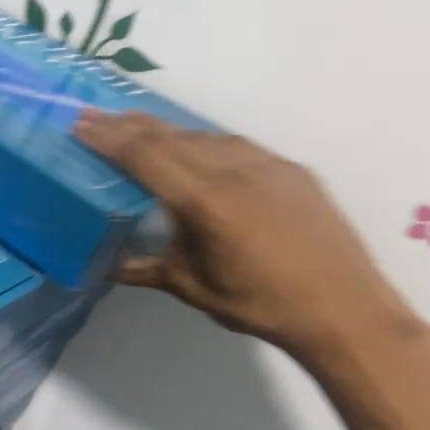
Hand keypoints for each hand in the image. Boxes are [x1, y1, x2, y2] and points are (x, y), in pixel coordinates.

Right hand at [75, 110, 417, 357]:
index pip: (145, 155)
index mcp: (205, 201)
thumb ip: (145, 268)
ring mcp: (268, 167)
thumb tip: (104, 265)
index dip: (108, 137)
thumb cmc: (262, 305)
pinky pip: (235, 145)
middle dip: (127, 124)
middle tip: (94, 114)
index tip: (79, 124)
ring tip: (135, 126)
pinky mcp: (292, 171)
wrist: (350, 315)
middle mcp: (235, 172)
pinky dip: (202, 140)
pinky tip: (193, 147)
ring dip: (164, 130)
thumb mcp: (191, 288)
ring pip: (203, 135)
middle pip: (170, 136)